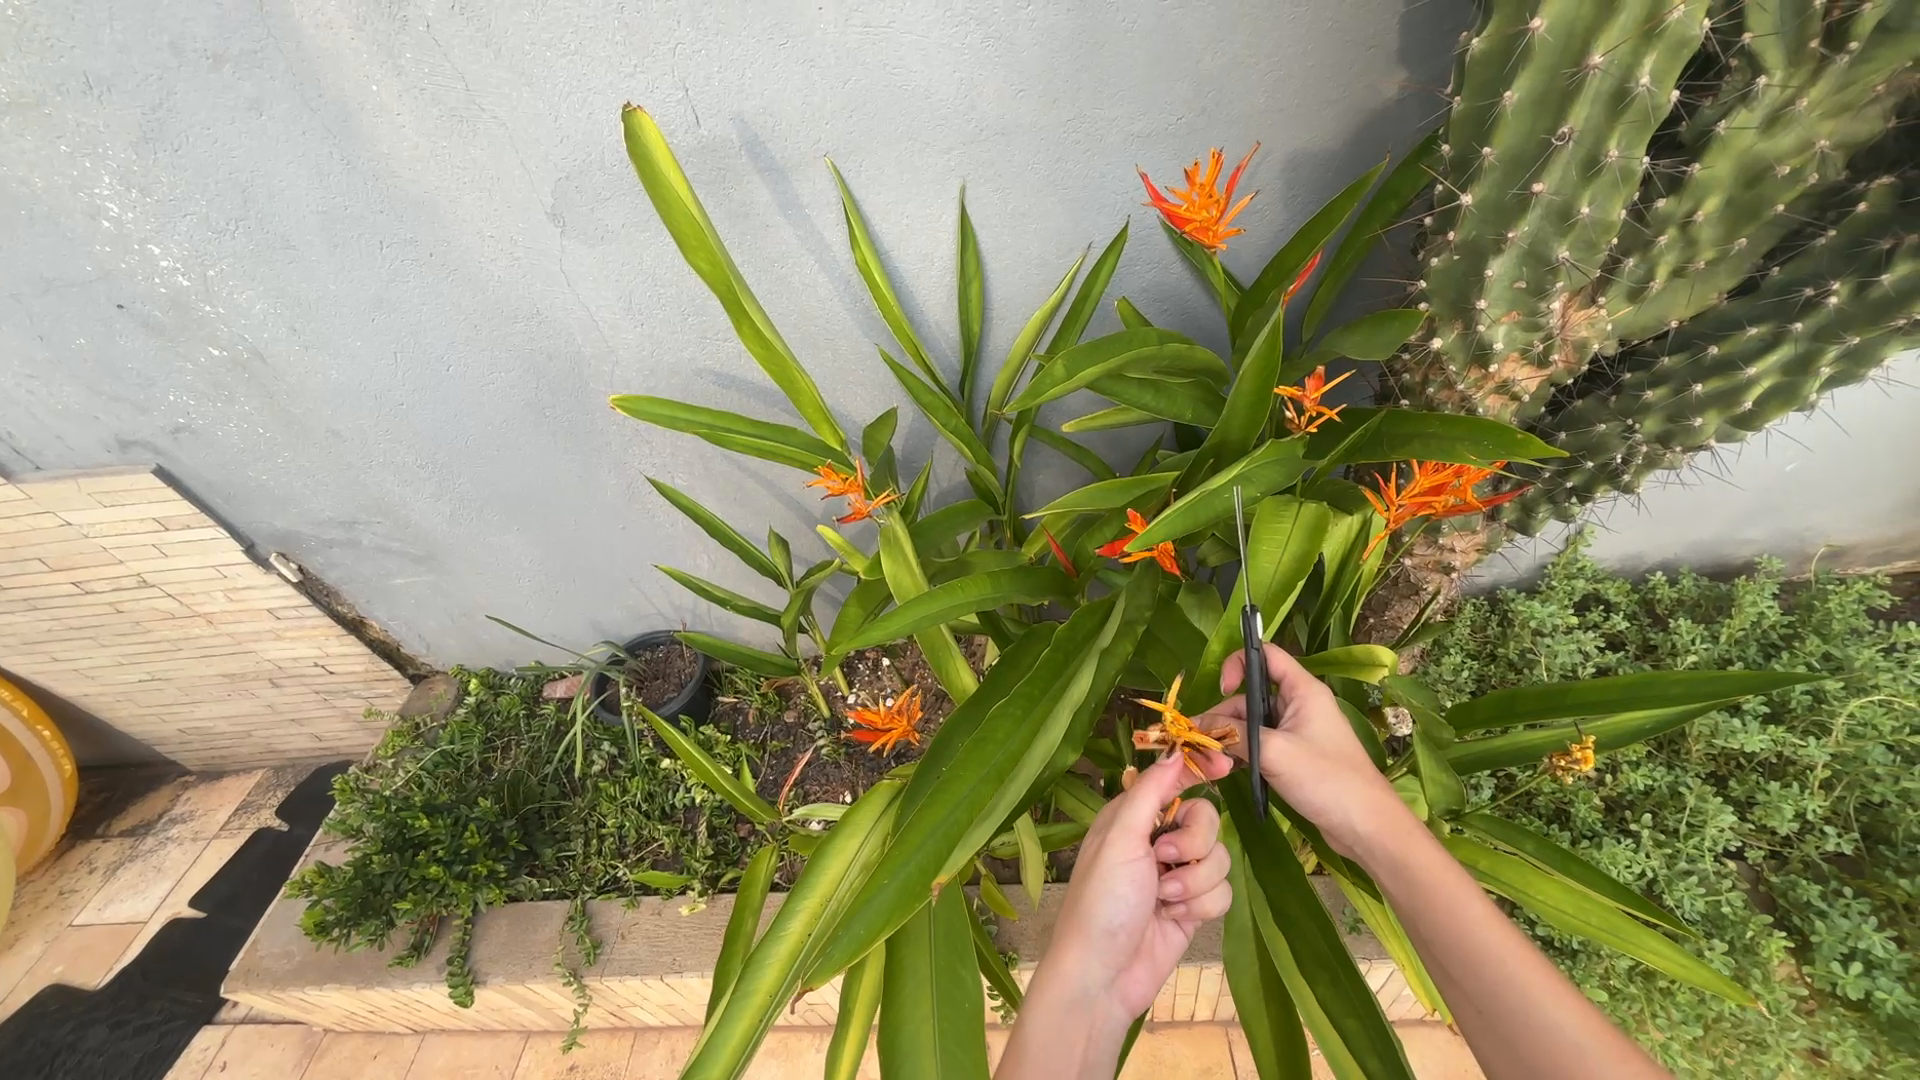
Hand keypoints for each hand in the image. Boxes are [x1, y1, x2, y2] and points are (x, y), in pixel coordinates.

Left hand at [1035, 750, 1234, 1024]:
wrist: (1105, 974)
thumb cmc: (1102, 900)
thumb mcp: (1119, 838)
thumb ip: (1149, 793)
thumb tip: (1174, 752)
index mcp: (1132, 816)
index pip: (1173, 780)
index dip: (1200, 769)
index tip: (1228, 765)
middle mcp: (1156, 839)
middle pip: (1207, 819)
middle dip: (1193, 842)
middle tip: (1164, 858)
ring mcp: (1177, 873)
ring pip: (1219, 858)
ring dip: (1194, 880)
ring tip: (1163, 898)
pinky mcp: (1193, 906)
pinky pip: (1223, 891)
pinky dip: (1202, 904)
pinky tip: (1175, 917)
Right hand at [1199, 643, 1413, 858]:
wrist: (1366, 828)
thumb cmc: (1326, 779)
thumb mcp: (1273, 751)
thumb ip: (1233, 734)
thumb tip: (1199, 726)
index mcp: (1303, 691)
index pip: (1266, 655)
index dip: (1239, 664)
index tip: (1223, 690)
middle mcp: (1299, 705)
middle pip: (1252, 695)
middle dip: (1226, 715)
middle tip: (1203, 741)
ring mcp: (1297, 732)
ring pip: (1253, 723)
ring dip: (1232, 738)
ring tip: (1214, 761)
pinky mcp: (1295, 756)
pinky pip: (1261, 744)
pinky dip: (1243, 753)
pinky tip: (1230, 769)